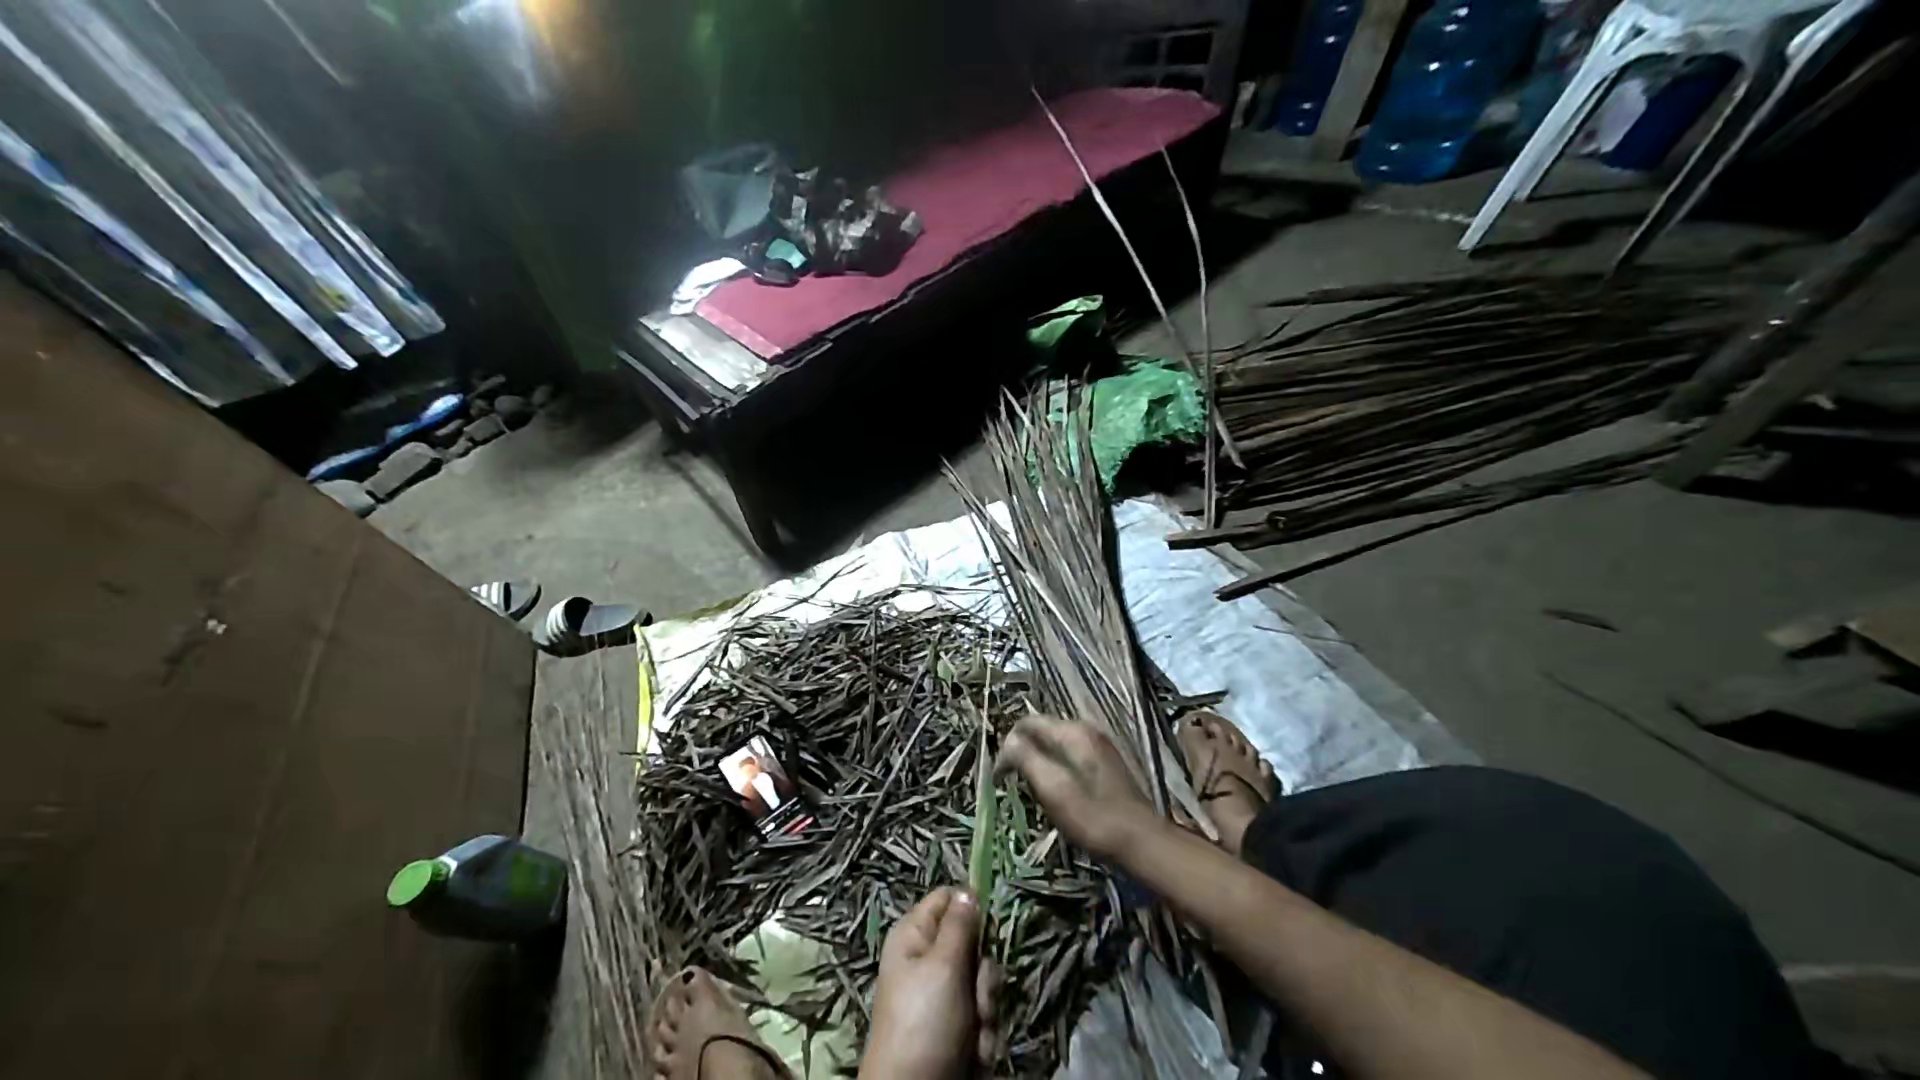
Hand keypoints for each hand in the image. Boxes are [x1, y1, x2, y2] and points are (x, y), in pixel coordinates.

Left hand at [860, 887, 1000, 1079]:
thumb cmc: (923, 1023)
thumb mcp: (943, 966)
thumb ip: (960, 926)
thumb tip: (968, 889)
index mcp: (915, 936)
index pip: (947, 898)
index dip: (971, 906)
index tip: (989, 925)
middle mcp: (928, 959)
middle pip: (974, 943)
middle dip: (984, 973)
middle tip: (977, 995)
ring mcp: (942, 995)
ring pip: (984, 983)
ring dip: (987, 1009)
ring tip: (974, 1032)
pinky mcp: (956, 1027)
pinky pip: (983, 1016)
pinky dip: (984, 1035)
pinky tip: (976, 1052)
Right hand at [993, 714, 1155, 858]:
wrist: (1141, 843)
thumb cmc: (1093, 818)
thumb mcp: (1053, 788)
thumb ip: (1026, 759)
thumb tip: (1007, 742)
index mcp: (1073, 732)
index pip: (1026, 723)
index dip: (1007, 747)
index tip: (998, 778)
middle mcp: (1086, 731)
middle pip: (1041, 733)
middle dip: (1022, 755)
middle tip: (1014, 787)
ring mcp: (1098, 747)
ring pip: (1054, 747)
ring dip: (1039, 764)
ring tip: (1033, 794)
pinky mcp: (1105, 765)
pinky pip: (1069, 758)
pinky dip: (1056, 771)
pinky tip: (1057, 795)